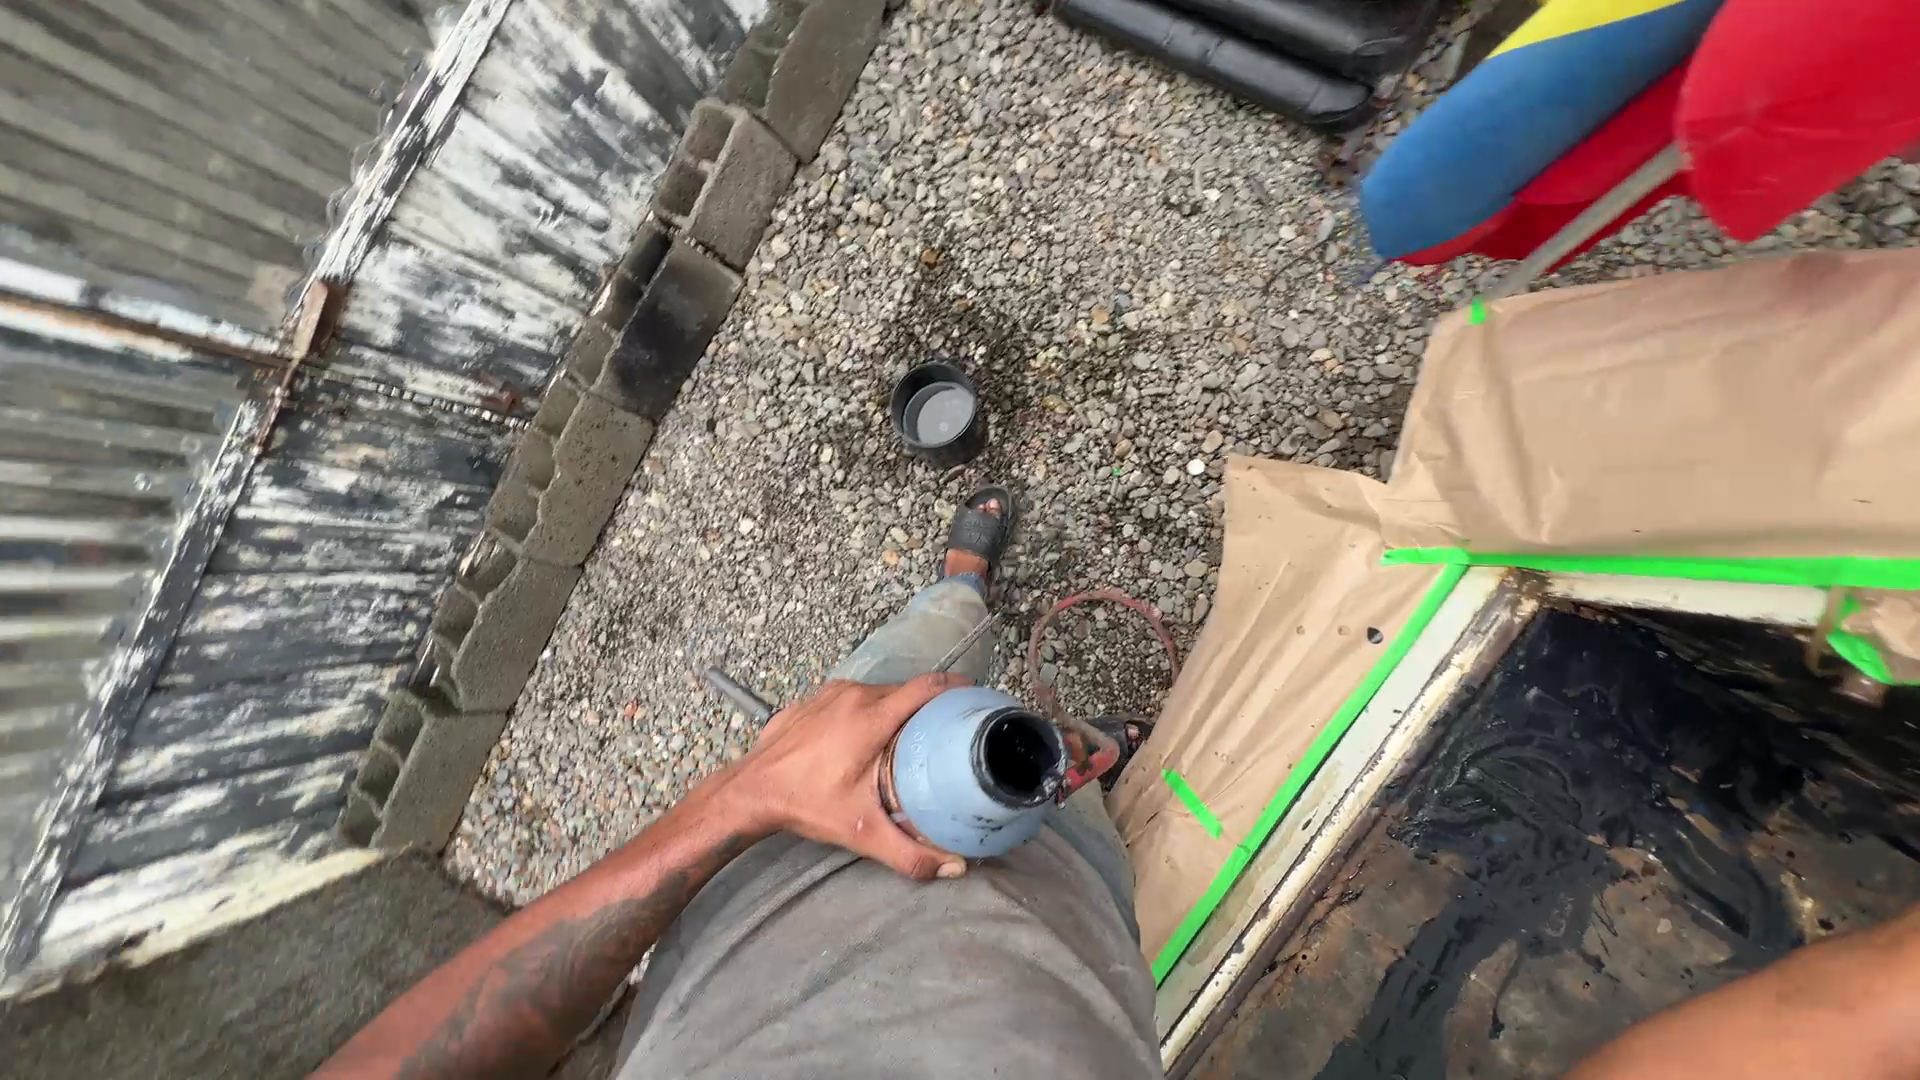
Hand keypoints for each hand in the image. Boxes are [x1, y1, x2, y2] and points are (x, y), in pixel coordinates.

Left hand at [714, 673, 971, 880]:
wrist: (750, 790)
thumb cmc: (806, 804)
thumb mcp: (860, 831)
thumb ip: (909, 852)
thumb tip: (955, 867)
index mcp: (873, 717)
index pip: (925, 687)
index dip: (953, 686)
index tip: (972, 694)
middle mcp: (855, 696)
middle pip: (903, 691)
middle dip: (926, 705)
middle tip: (942, 728)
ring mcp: (831, 693)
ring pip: (877, 692)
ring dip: (895, 708)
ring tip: (908, 733)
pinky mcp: (814, 698)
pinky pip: (852, 696)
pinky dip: (866, 709)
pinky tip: (865, 734)